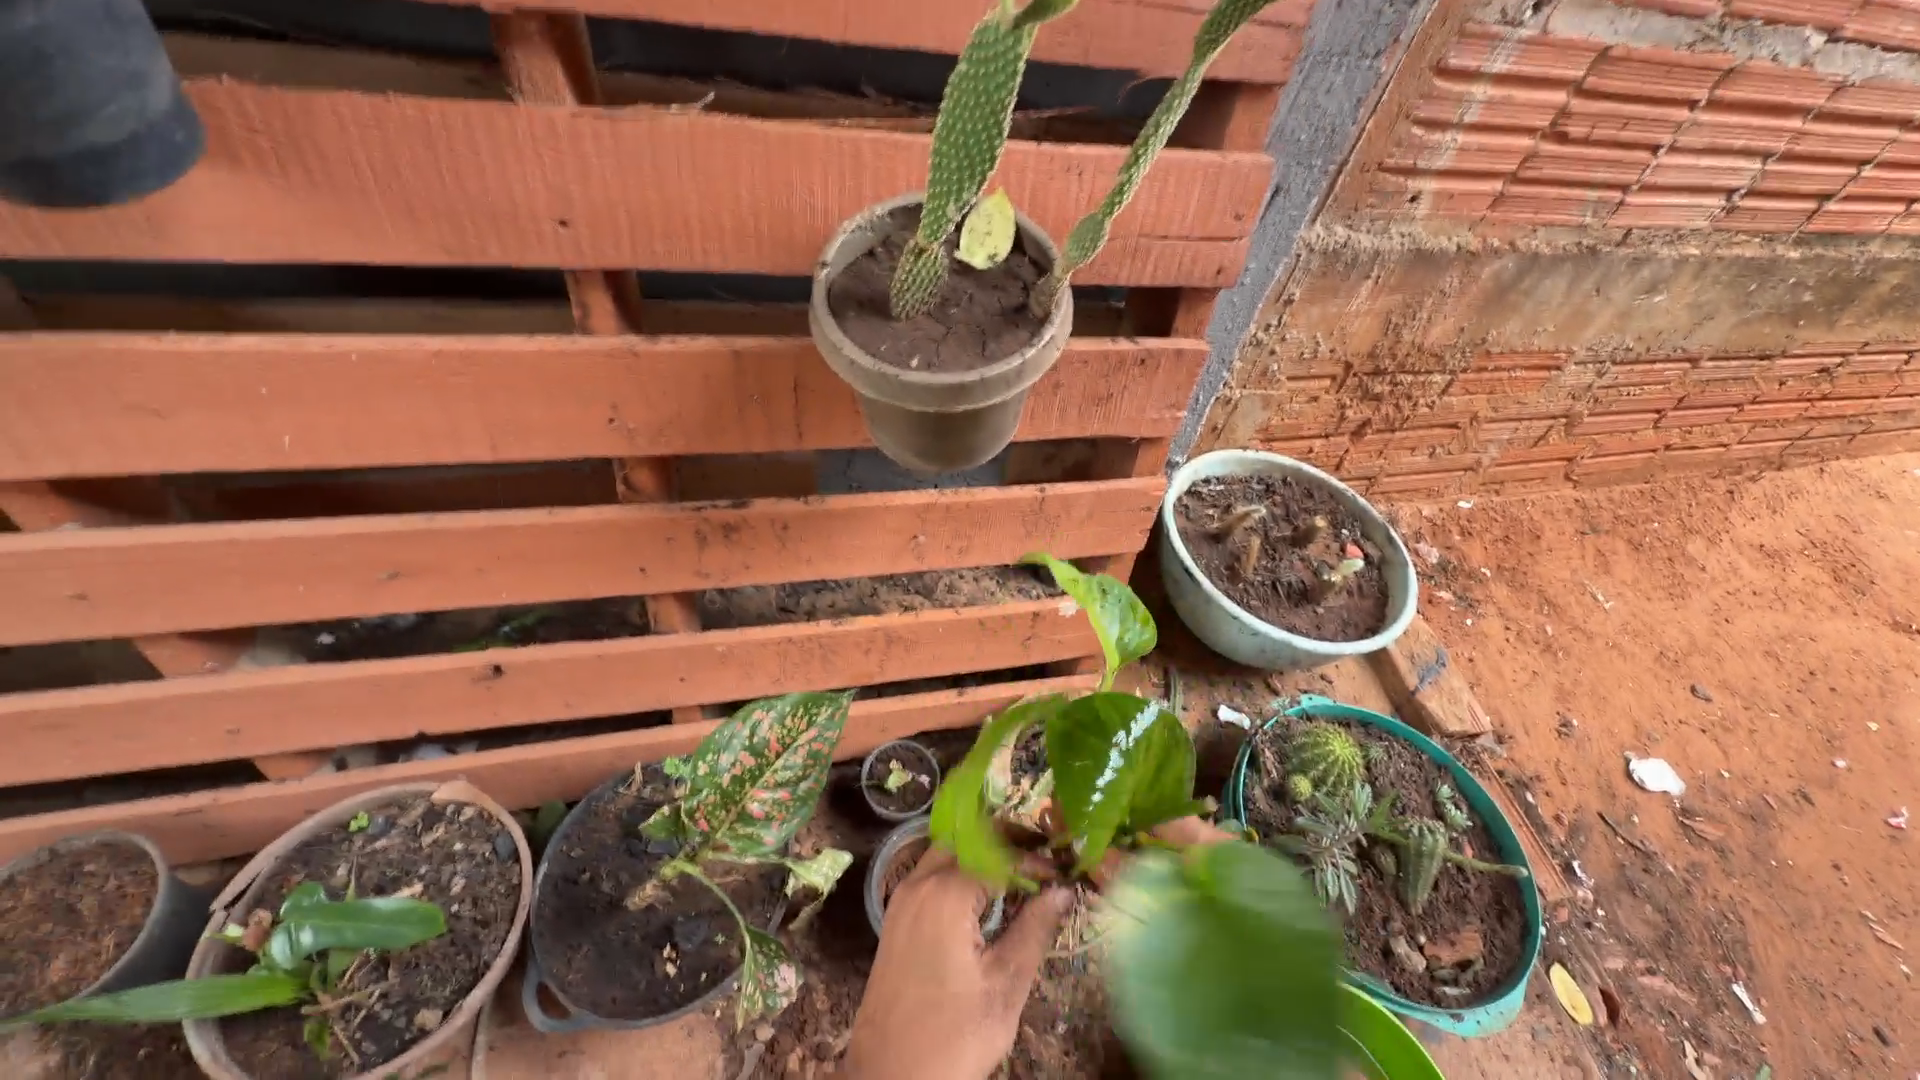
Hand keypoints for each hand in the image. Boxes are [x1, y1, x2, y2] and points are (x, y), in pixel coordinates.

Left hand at [841, 848, 1072, 1079]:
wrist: (890, 1079)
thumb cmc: (954, 1035)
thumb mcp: (1005, 984)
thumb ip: (1035, 928)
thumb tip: (1063, 889)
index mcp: (945, 893)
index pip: (999, 856)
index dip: (1035, 861)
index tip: (1063, 872)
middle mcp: (918, 884)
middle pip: (967, 841)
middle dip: (1006, 843)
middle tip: (1042, 858)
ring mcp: (901, 900)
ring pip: (946, 854)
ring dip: (981, 856)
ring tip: (1019, 874)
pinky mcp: (895, 920)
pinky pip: (931, 877)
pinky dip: (960, 874)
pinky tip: (985, 898)